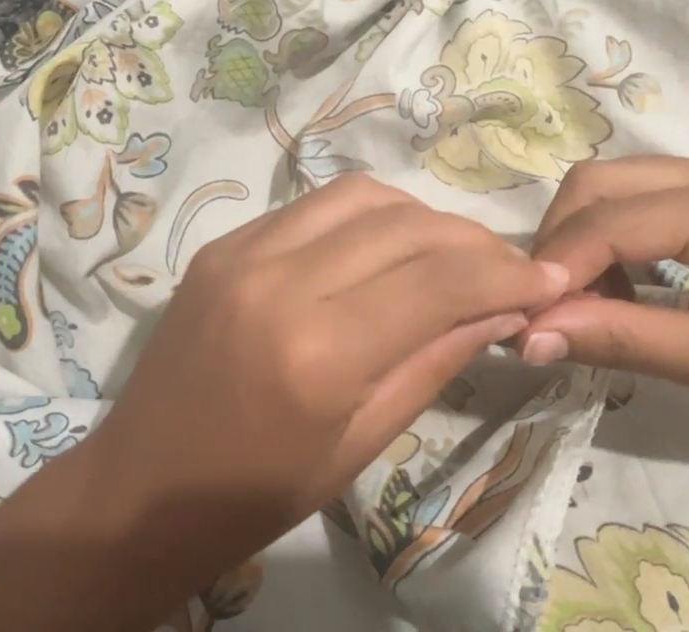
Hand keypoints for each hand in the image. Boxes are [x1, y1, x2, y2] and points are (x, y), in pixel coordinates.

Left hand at [82, 174, 569, 603]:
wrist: (142, 486)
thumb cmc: (256, 492)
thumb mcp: (360, 443)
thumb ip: (434, 362)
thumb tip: (502, 308)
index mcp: (318, 351)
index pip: (439, 281)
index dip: (506, 275)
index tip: (547, 281)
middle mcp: (280, 280)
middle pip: (406, 226)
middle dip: (472, 242)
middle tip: (507, 270)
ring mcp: (243, 251)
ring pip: (361, 196)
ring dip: (420, 218)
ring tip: (450, 255)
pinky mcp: (223, 242)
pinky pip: (313, 206)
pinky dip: (365, 217)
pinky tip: (384, 248)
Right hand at [513, 156, 688, 447]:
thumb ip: (622, 339)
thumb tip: (528, 335)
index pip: (606, 222)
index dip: (555, 270)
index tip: (521, 325)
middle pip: (597, 183)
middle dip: (559, 244)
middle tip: (549, 311)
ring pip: (611, 187)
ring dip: (582, 240)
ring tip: (586, 306)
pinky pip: (638, 202)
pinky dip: (610, 240)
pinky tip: (623, 289)